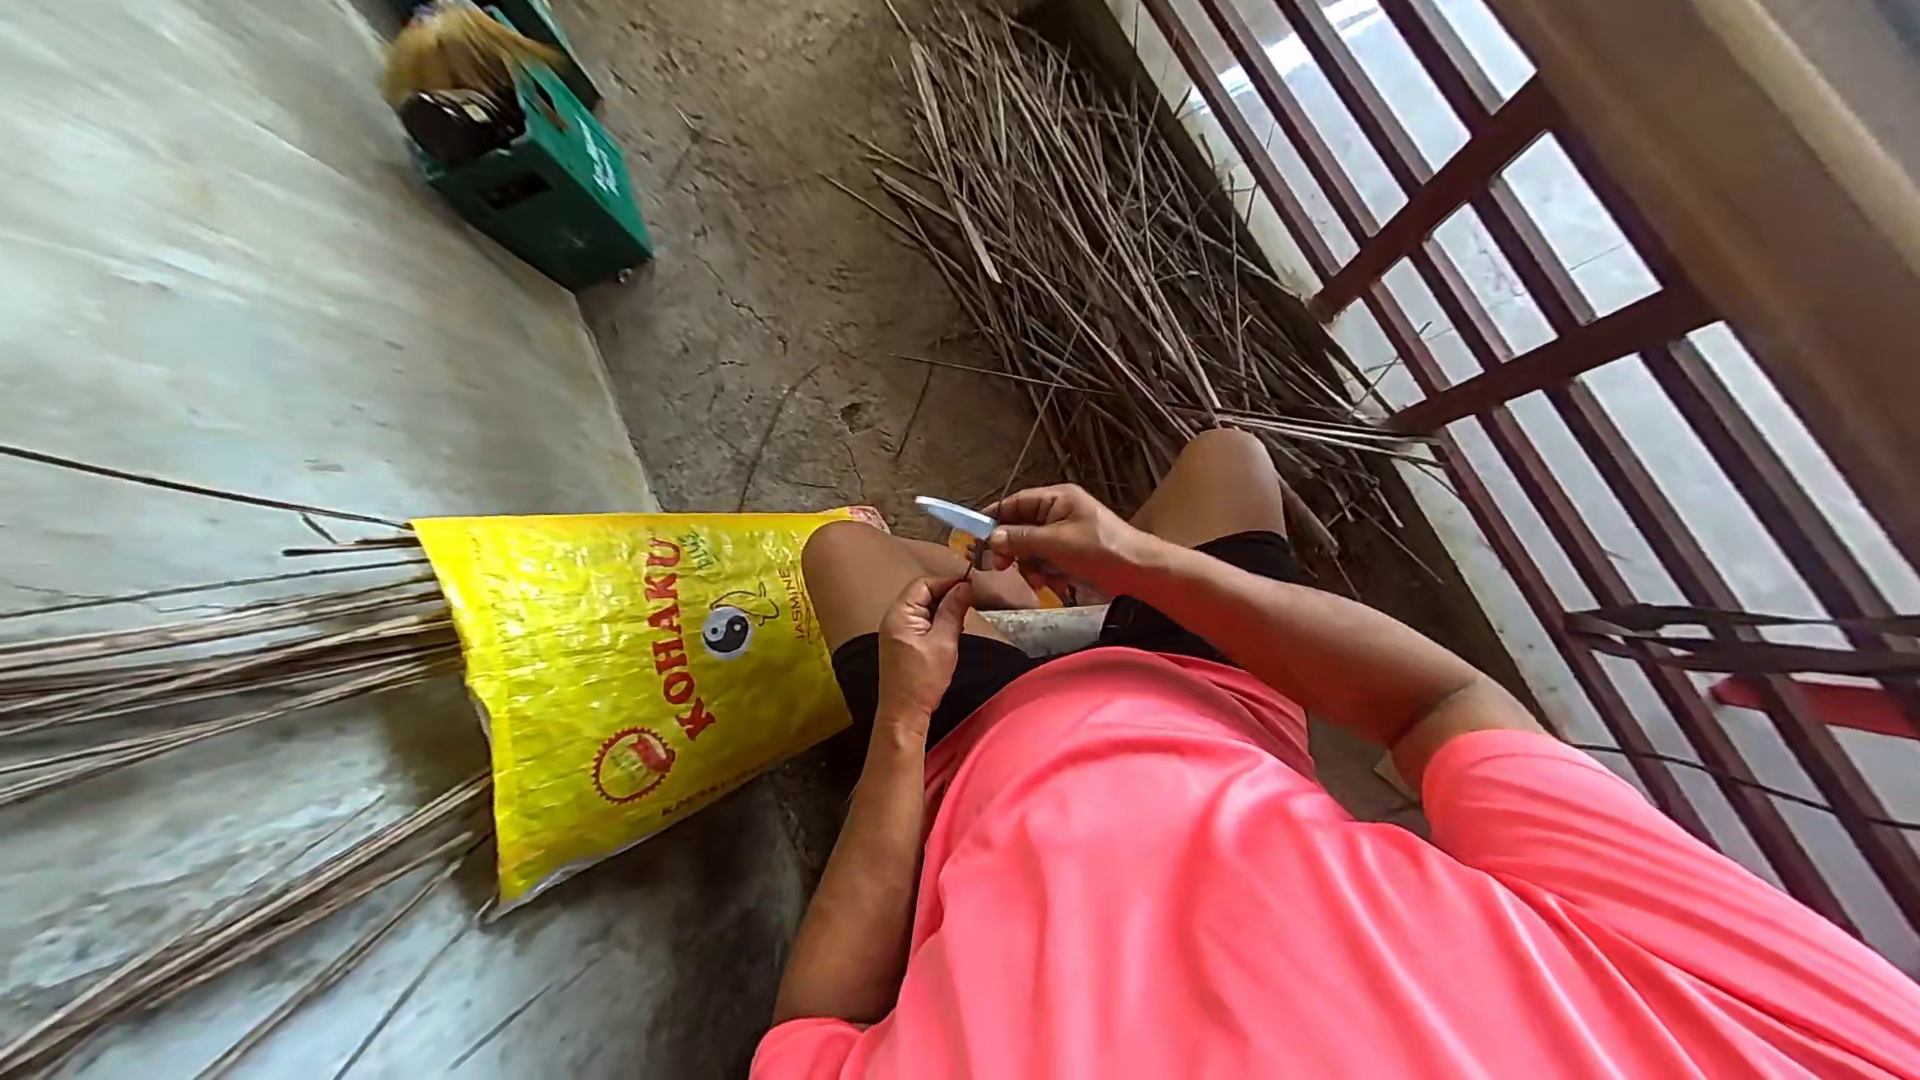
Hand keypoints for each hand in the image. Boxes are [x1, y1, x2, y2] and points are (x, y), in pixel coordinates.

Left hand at [875, 575, 973, 738]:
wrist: (904, 713)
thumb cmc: (924, 678)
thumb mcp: (944, 641)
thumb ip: (953, 611)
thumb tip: (966, 586)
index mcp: (900, 614)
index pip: (923, 584)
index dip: (947, 582)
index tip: (971, 587)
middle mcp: (894, 617)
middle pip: (922, 593)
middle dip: (947, 595)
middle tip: (970, 602)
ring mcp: (896, 630)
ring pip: (923, 608)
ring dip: (943, 608)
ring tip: (963, 617)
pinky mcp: (902, 642)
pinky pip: (921, 622)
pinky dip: (937, 621)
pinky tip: (951, 630)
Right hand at [984, 484, 1152, 596]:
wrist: (1139, 573)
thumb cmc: (1101, 549)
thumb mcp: (1057, 542)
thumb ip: (1022, 539)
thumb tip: (993, 538)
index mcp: (1057, 499)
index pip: (1016, 503)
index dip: (994, 517)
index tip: (976, 535)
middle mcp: (1059, 513)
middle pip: (1020, 529)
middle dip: (1013, 549)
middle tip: (1001, 566)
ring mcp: (1065, 535)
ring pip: (1031, 549)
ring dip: (1030, 566)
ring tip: (1040, 579)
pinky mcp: (1071, 555)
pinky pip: (1046, 562)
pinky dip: (1046, 574)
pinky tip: (1054, 583)